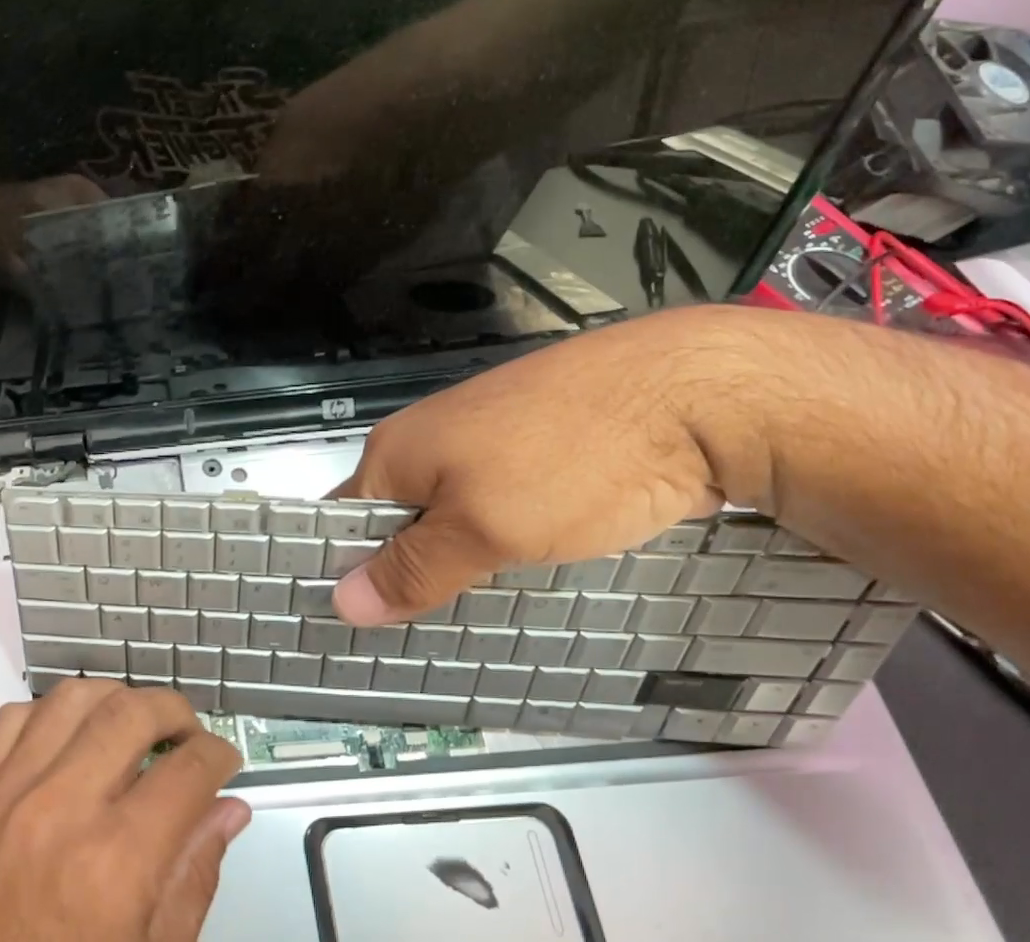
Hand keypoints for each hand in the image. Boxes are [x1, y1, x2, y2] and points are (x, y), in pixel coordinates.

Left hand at [0, 680, 249, 941]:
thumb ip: (193, 878)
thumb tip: (227, 812)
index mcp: (116, 861)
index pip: (187, 772)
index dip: (219, 756)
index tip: (223, 760)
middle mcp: (61, 810)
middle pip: (132, 714)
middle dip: (174, 711)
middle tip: (187, 733)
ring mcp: (9, 792)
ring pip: (72, 698)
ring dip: (114, 698)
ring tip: (134, 722)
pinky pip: (14, 717)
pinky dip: (49, 711)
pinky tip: (69, 734)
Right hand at [330, 307, 744, 625]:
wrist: (688, 392)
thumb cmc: (570, 459)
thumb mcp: (484, 529)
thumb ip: (414, 570)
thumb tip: (342, 603)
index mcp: (395, 452)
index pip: (342, 521)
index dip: (349, 573)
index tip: (366, 631)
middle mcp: (427, 440)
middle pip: (397, 521)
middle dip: (409, 574)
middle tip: (425, 637)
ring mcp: (482, 439)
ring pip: (450, 517)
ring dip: (459, 561)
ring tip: (475, 616)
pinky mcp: (532, 446)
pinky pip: (494, 506)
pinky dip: (501, 542)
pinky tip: (523, 573)